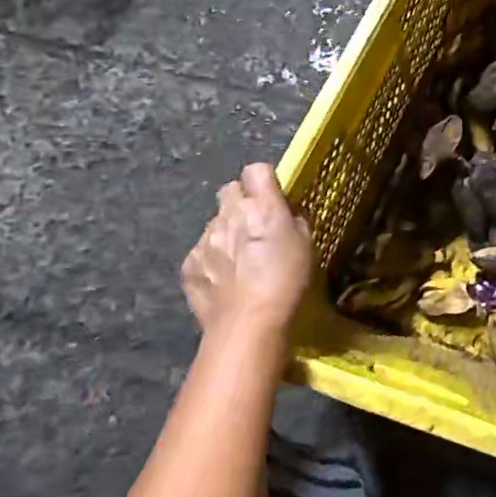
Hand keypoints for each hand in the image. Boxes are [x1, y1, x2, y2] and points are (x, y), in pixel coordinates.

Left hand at [182, 163, 312, 342]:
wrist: (247, 326)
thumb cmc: (285, 284)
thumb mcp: (306, 246)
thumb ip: (293, 219)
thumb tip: (285, 212)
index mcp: (261, 205)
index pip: (256, 170)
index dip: (262, 180)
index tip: (270, 196)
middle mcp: (229, 213)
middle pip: (230, 190)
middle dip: (240, 202)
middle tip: (253, 227)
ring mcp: (205, 238)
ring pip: (215, 222)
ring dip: (226, 233)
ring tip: (239, 263)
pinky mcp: (189, 263)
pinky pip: (202, 251)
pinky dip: (212, 260)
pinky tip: (224, 281)